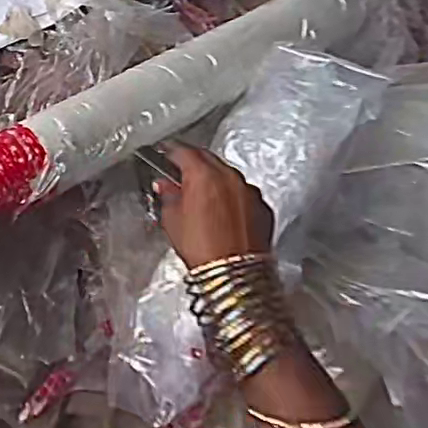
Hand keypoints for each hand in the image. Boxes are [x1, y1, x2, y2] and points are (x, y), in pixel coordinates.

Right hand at [153, 142, 273, 268]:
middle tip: (180, 171)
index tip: (165, 152)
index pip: (183, 151)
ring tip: (201, 195)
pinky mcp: (262, 207)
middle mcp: (229, 177)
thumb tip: (166, 188)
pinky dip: (231, 196)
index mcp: (203, 175)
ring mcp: (249, 191)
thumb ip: (168, 197)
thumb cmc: (205, 250)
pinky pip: (243, 193)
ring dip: (213, 179)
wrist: (235, 276)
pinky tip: (222, 211)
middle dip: (192, 161)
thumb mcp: (172, 221)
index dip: (170, 150)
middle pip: (207, 158)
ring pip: (227, 175)